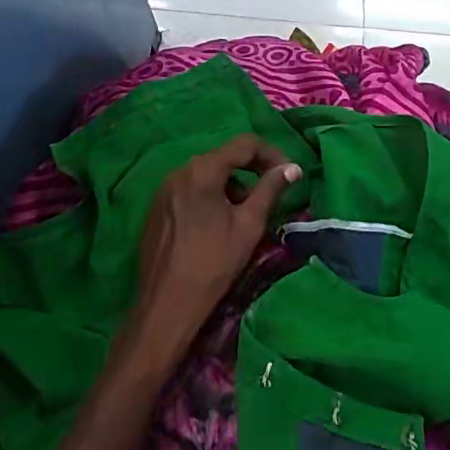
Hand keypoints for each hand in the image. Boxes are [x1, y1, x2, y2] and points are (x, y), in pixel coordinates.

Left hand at [134, 135, 301, 340]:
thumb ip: (270, 189)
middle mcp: (179, 170)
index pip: (244, 144)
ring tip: (245, 215)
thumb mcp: (249, 224)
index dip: (271, 154)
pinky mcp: (157, 207)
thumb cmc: (213, 263)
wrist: (166, 305)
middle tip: (272, 192)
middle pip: (224, 157)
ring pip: (207, 174)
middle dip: (252, 170)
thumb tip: (292, 168)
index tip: (288, 174)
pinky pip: (190, 189)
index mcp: (202, 169)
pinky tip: (218, 225)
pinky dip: (210, 197)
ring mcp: (164, 188)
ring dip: (231, 186)